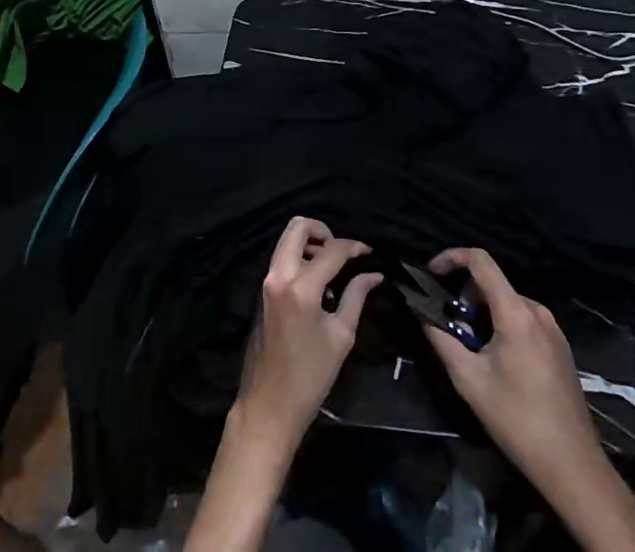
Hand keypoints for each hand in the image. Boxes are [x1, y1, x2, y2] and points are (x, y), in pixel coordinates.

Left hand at [237, 216, 382, 444]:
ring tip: (332, 265)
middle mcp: (278, 276)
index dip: (354, 246)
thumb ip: (356, 296)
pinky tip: (318, 280)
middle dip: (323, 231)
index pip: (332, 250)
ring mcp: (265, 283)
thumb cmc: (310, 376)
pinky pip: (281, 259)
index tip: (369, 252)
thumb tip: (373, 274)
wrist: (268, 407)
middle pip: (297, 227)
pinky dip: (299, 257)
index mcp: (301, 288)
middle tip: (342, 251)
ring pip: (286, 240)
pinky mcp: (261, 293)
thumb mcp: (341, 335)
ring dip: (310, 242)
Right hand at [422, 248, 634, 551]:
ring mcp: (552, 327)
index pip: (481, 261)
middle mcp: (537, 310)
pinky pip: (523, 319)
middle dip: (465, 298)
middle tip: (450, 330)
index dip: (452, 257)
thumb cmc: (515, 419)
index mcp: (516, 313)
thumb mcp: (468, 380)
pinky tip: (496, 361)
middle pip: (492, 284)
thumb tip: (420, 311)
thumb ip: (441, 338)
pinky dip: (501, 326)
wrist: (570, 461)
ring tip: (472, 351)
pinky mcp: (559, 344)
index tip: (431, 273)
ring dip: (482, 315)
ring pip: (506, 303)